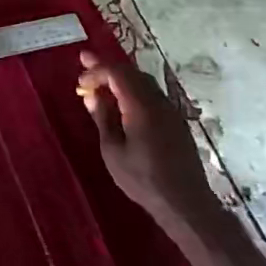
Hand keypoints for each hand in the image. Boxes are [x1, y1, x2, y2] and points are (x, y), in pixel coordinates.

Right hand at [77, 50, 215, 221]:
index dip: (97, 71)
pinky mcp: (175, 121)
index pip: (117, 73)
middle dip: (107, 67)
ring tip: (101, 80)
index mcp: (141, 106)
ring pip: (143, 82)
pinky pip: (151, 94)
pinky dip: (133, 89)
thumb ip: (103, 118)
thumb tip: (92, 95)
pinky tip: (123, 100)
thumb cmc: (142, 179)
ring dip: (121, 77)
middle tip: (85, 62)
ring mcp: (170, 110)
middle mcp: (158, 101)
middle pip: (131, 72)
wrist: (184, 203)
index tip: (80, 81)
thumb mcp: (113, 151)